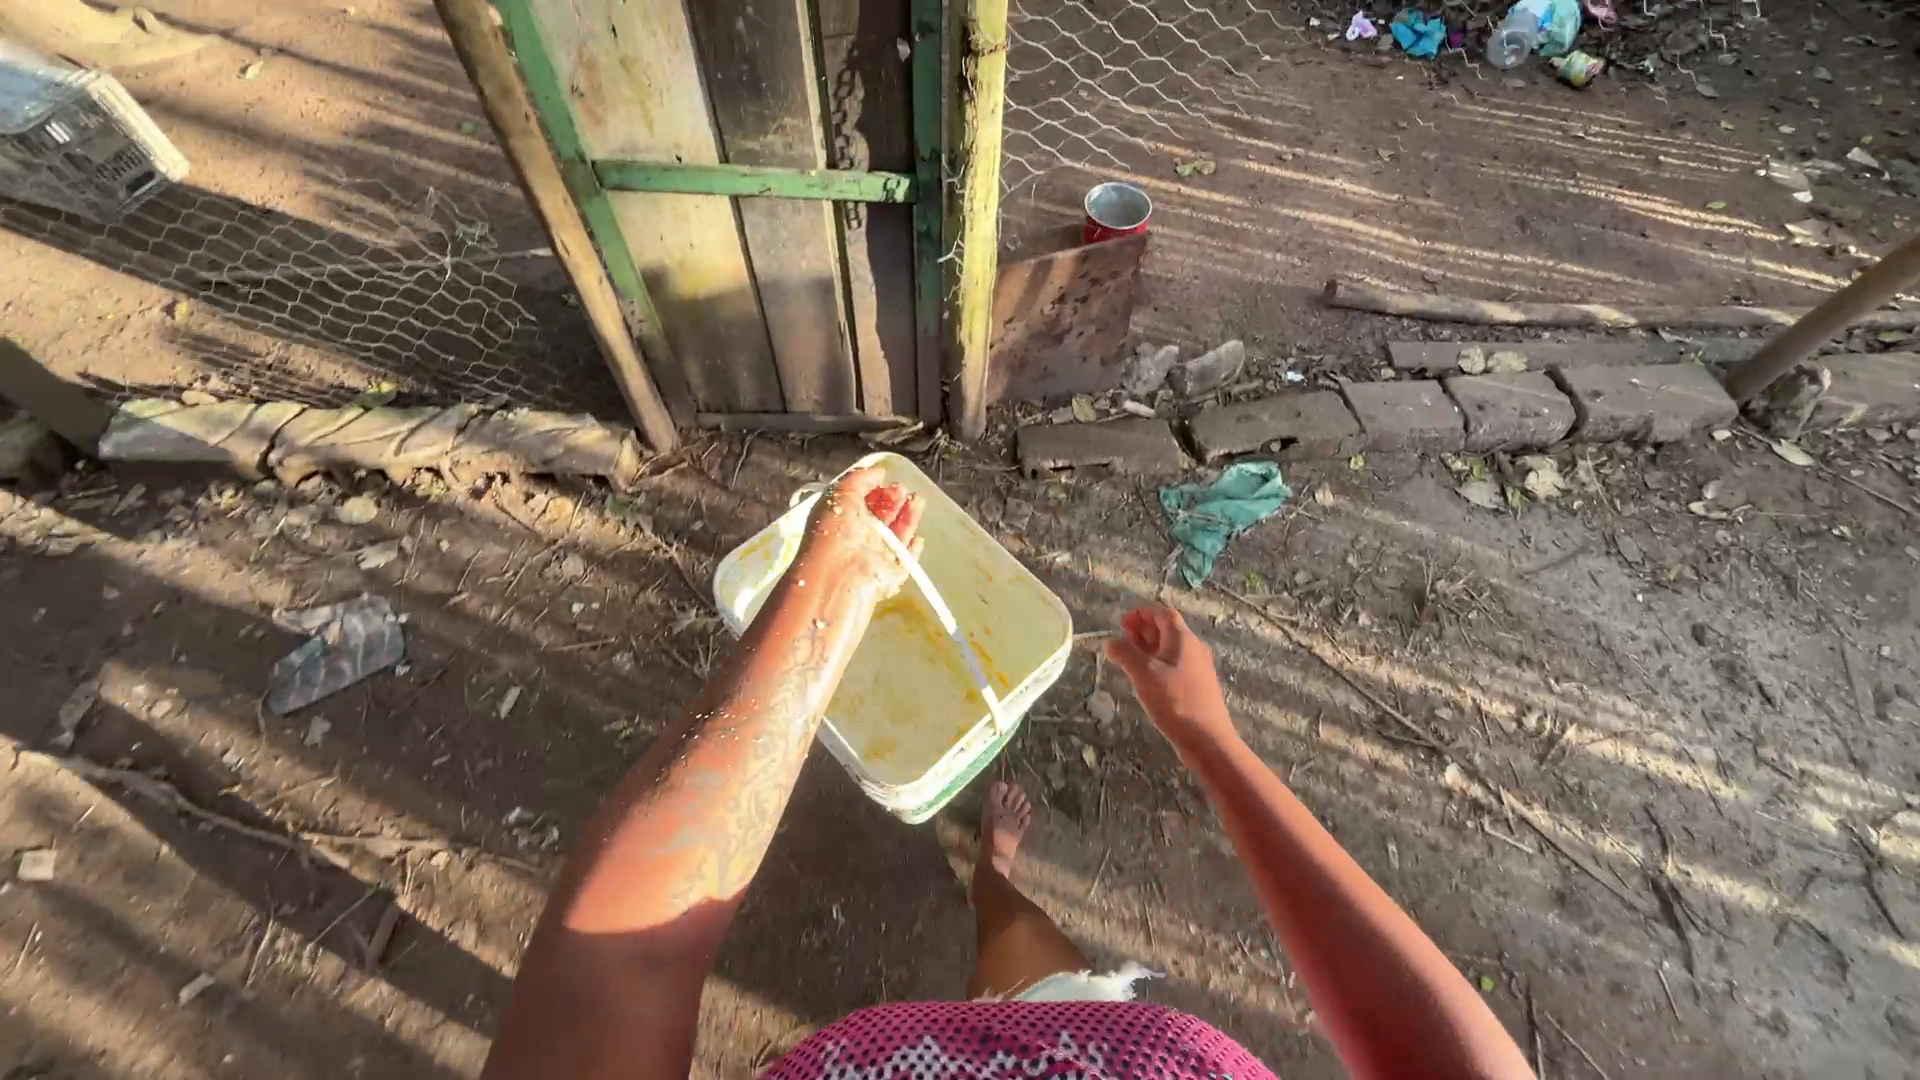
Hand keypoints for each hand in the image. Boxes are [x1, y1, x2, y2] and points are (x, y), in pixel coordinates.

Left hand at [792, 465, 923, 600]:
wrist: (841, 574)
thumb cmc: (836, 531)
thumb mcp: (841, 493)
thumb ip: (860, 478)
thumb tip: (879, 472)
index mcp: (842, 518)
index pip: (862, 501)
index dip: (875, 490)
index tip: (886, 481)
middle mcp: (858, 537)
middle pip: (882, 515)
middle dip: (894, 499)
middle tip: (902, 490)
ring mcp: (875, 556)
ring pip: (897, 533)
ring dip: (908, 516)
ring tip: (917, 500)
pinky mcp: (891, 573)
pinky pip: (906, 558)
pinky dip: (912, 548)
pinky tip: (917, 536)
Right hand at [1105, 606, 1235, 753]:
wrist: (1207, 738)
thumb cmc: (1175, 700)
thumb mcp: (1143, 673)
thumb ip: (1124, 653)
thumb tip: (1111, 642)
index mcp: (1182, 638)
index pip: (1162, 613)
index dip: (1142, 614)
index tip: (1122, 624)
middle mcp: (1193, 648)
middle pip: (1166, 629)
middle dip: (1143, 631)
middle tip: (1123, 643)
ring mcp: (1197, 668)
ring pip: (1170, 649)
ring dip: (1148, 649)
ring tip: (1129, 662)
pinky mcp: (1197, 686)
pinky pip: (1174, 666)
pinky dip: (1157, 665)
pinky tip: (1146, 681)